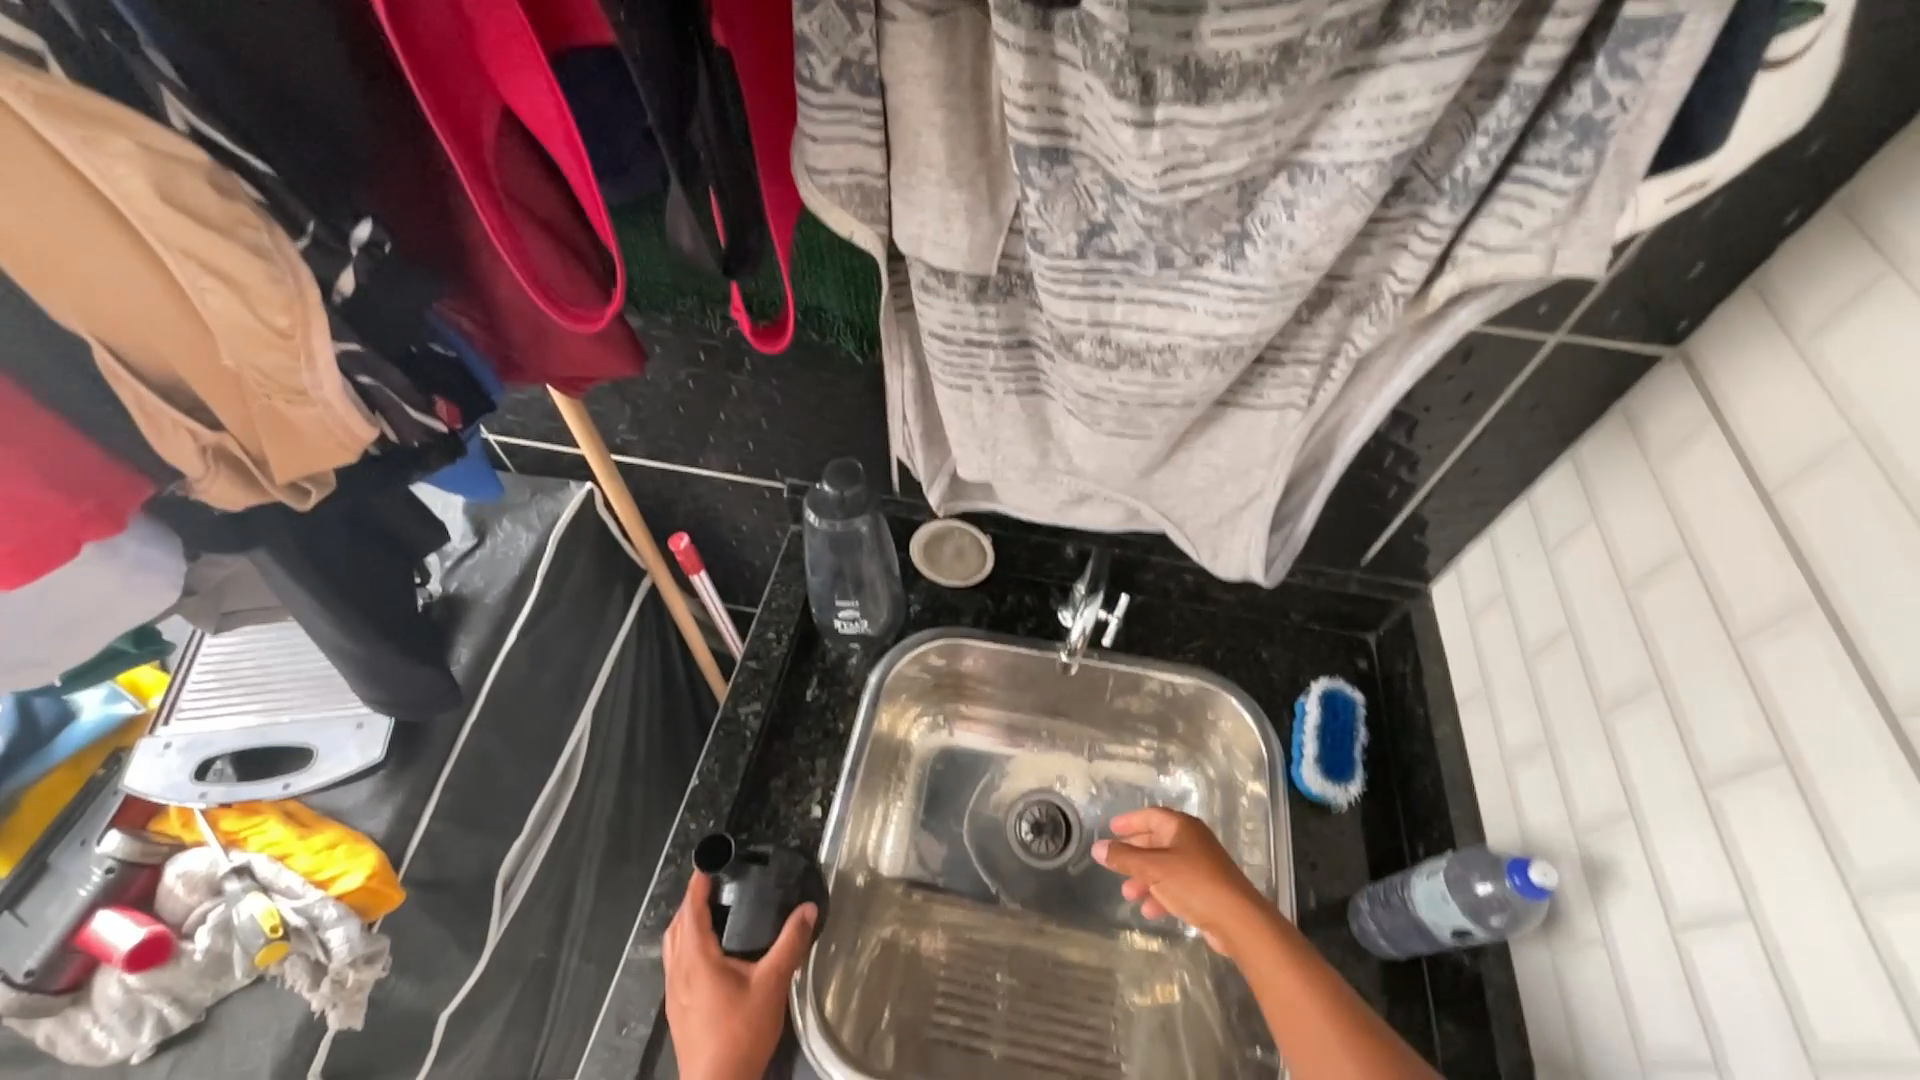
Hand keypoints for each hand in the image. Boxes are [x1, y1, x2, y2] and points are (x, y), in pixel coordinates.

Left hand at [664, 871, 816, 1079]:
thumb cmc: (741, 1032)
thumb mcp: (772, 984)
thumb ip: (790, 944)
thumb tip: (808, 909)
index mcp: (697, 959)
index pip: (691, 911)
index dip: (697, 886)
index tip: (707, 866)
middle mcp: (679, 972)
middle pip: (676, 928)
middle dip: (689, 904)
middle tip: (711, 888)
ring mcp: (675, 994)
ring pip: (673, 949)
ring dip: (685, 927)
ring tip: (708, 916)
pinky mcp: (679, 1011)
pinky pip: (676, 966)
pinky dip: (686, 948)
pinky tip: (706, 958)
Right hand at [1092, 807, 1272, 954]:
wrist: (1237, 920)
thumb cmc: (1193, 884)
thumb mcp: (1153, 868)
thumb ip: (1123, 858)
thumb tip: (1098, 847)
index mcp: (1182, 828)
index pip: (1151, 816)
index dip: (1130, 821)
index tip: (1111, 828)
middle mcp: (1192, 842)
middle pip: (1156, 841)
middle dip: (1134, 855)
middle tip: (1114, 863)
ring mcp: (1201, 866)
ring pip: (1164, 867)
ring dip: (1144, 879)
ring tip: (1128, 894)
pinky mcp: (1207, 890)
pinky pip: (1176, 886)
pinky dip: (1161, 895)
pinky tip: (1150, 911)